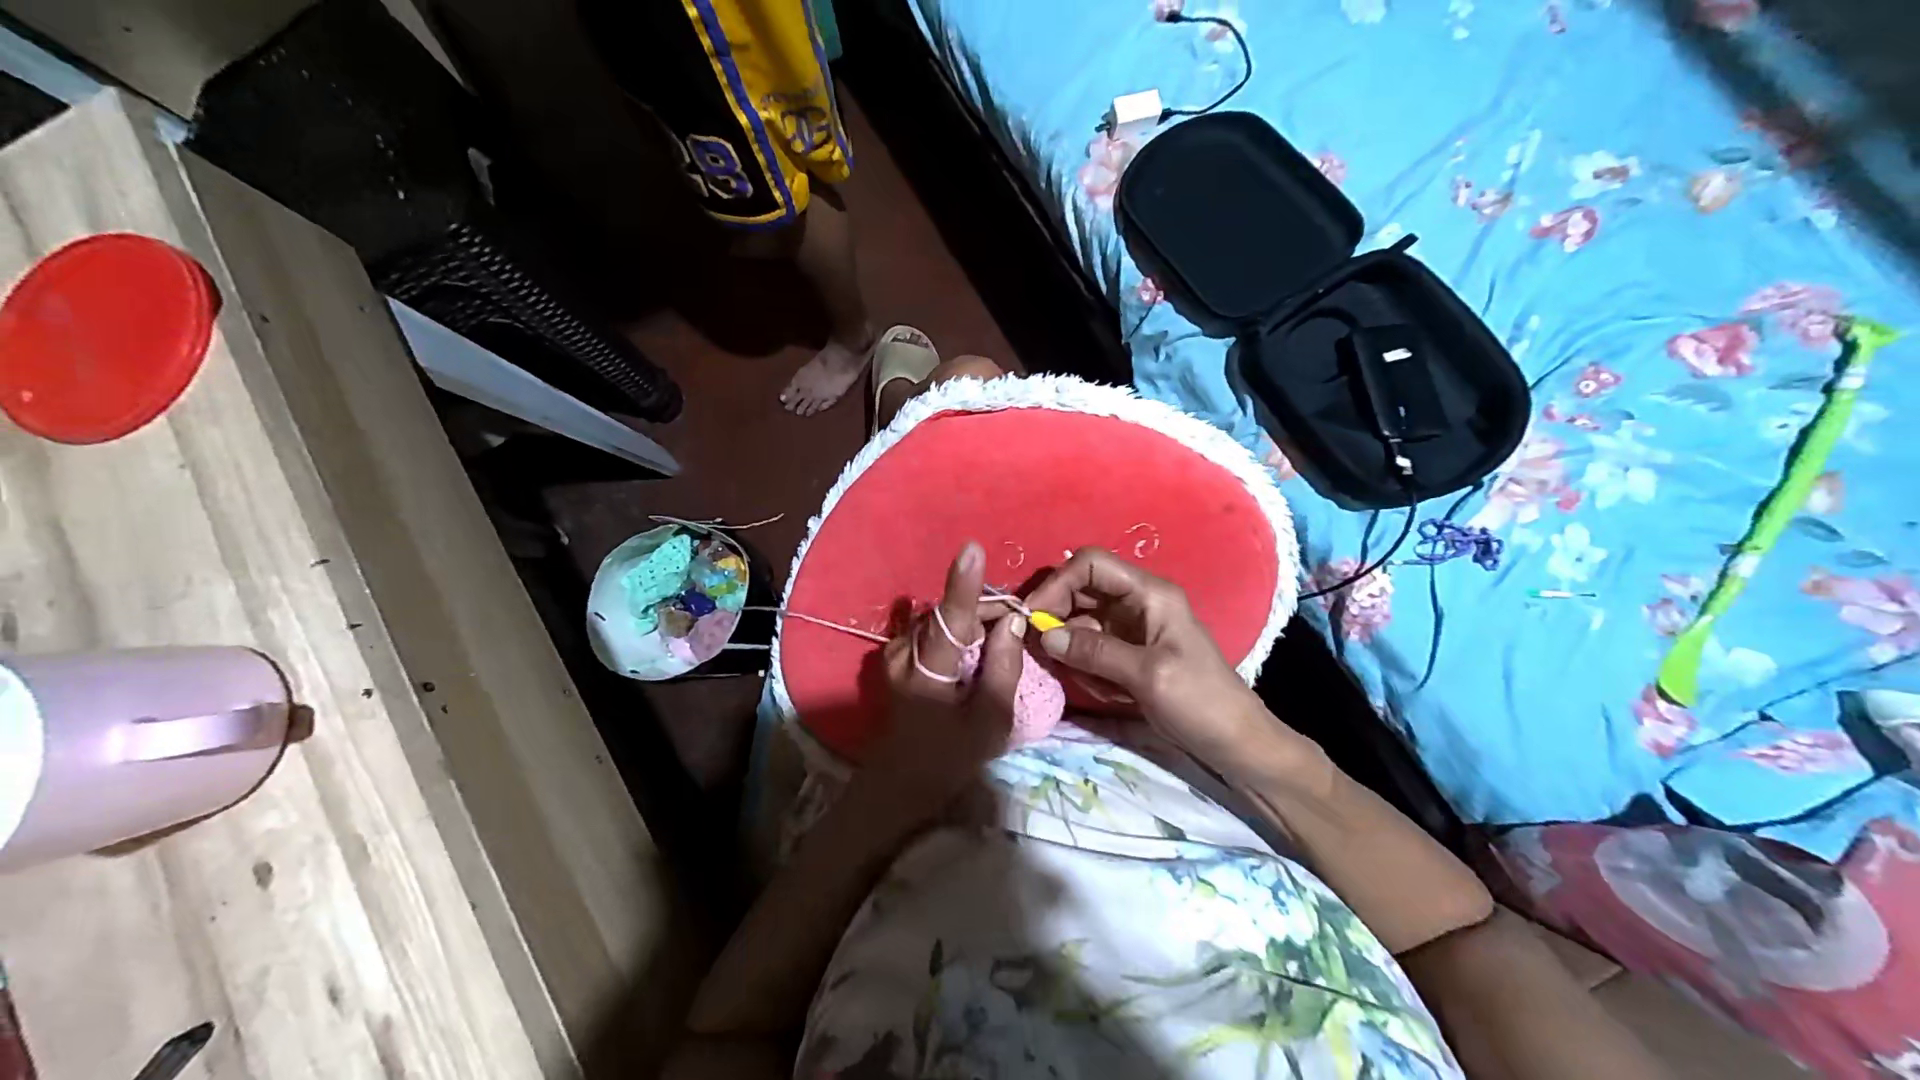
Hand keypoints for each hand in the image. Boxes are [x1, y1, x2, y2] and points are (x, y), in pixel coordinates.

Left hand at [856, 542, 1021, 823]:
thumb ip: (1004, 667)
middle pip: (951, 615)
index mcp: (929, 671)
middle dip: (986, 611)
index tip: (972, 550)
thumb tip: (1011, 622)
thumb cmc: (950, 756)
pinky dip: (954, 631)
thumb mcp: (990, 719)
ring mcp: (896, 652)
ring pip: (942, 620)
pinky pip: (931, 630)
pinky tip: (971, 646)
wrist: (901, 780)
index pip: (950, 619)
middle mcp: (906, 652)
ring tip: (998, 640)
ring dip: (971, 622)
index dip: (964, 584)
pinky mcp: (896, 656)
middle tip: (1017, 624)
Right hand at [1022, 547, 1321, 783]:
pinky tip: (1109, 693)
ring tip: (1097, 684)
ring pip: (1079, 623)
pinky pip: (1089, 649)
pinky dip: (1086, 668)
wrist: (1234, 743)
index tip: (1032, 616)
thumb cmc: (1201, 701)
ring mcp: (1130, 628)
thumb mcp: (1147, 675)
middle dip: (1058, 618)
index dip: (1058, 583)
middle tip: (1043, 651)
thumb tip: (1045, 636)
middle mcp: (1136, 603)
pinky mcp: (1125, 653)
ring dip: (1075, 652)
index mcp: (1149, 593)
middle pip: (1079, 591)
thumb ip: (1095, 651)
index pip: (1091, 564)